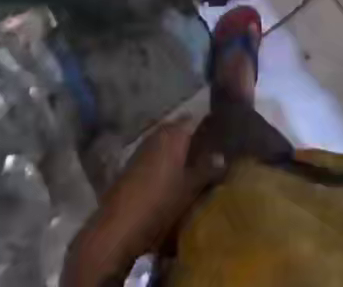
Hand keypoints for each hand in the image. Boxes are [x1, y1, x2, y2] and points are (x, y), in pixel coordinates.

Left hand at [61, 118, 224, 286]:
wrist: (119, 223)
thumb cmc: (160, 201)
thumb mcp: (190, 188)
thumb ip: (207, 169)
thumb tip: (223, 155)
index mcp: (174, 133)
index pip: (195, 119)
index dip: (209, 126)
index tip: (222, 136)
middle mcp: (158, 133)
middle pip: (181, 129)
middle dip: (194, 139)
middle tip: (210, 154)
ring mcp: (143, 146)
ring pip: (167, 142)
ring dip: (178, 151)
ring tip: (194, 167)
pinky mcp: (133, 161)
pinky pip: (156, 154)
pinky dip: (165, 161)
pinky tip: (172, 176)